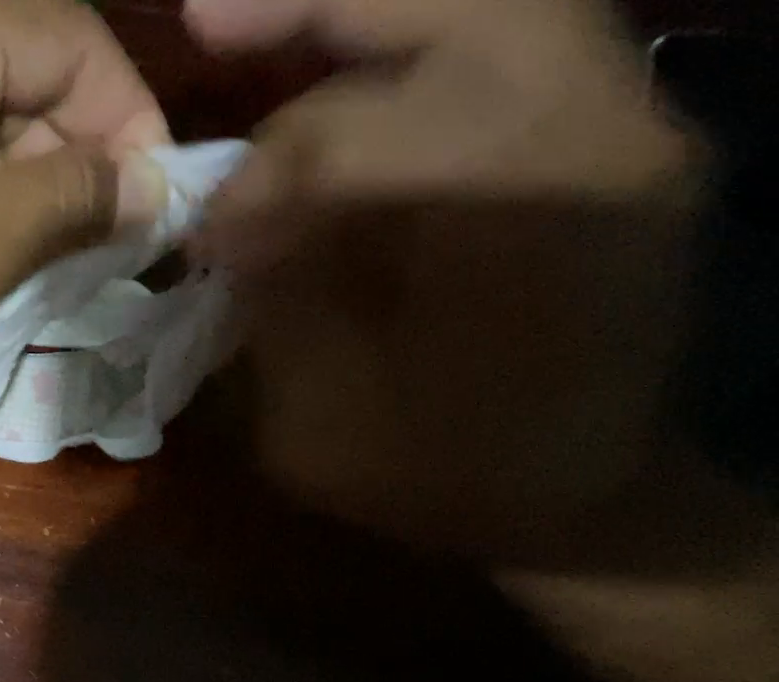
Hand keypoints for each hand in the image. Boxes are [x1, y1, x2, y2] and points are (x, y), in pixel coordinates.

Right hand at [187, 0, 707, 561]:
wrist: (580, 493)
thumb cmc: (447, 476)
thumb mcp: (330, 421)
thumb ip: (281, 304)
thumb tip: (229, 217)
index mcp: (536, 231)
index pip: (383, 141)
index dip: (269, 179)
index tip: (202, 240)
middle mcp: (605, 142)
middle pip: (466, 10)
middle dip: (317, 7)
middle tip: (205, 18)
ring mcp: (620, 119)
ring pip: (484, 10)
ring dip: (355, 20)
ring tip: (245, 29)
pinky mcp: (597, 125)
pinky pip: (496, 45)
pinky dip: (399, 45)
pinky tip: (324, 68)